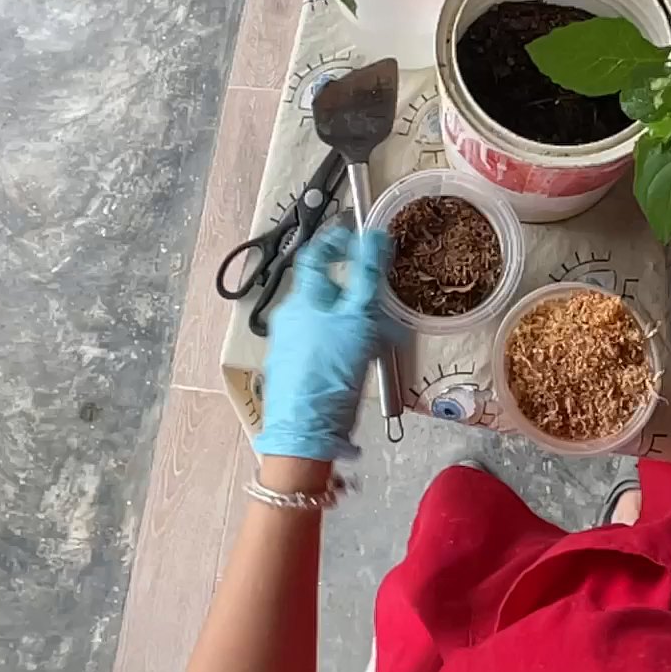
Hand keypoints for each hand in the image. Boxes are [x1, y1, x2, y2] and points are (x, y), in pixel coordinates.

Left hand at [253, 225, 390, 461]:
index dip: (336, 241)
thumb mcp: (358, 318)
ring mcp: (290, 345)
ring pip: (329, 320)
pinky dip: (345, 345)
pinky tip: (362, 363)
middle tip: (380, 302)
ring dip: (355, 323)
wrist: (306, 433)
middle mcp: (290, 317)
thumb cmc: (329, 372)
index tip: (358, 237)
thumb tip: (375, 237)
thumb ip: (368, 276)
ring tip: (379, 341)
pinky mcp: (296, 369)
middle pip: (327, 292)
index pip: (315, 255)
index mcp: (302, 300)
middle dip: (356, 294)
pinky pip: (324, 345)